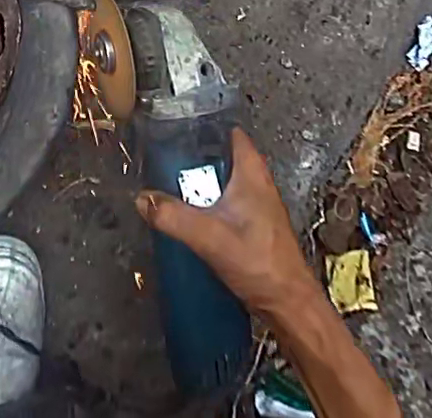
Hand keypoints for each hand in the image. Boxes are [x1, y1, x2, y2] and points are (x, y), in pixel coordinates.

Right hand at [134, 128, 322, 316]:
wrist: (289, 307)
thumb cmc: (261, 263)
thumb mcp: (209, 236)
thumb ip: (173, 216)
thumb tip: (142, 199)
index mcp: (252, 174)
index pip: (232, 133)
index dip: (207, 126)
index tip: (181, 124)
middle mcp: (258, 184)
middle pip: (224, 157)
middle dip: (197, 155)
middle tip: (168, 154)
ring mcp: (257, 206)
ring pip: (224, 182)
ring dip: (202, 181)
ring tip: (172, 182)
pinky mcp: (254, 227)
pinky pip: (226, 204)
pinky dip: (208, 203)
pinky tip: (190, 214)